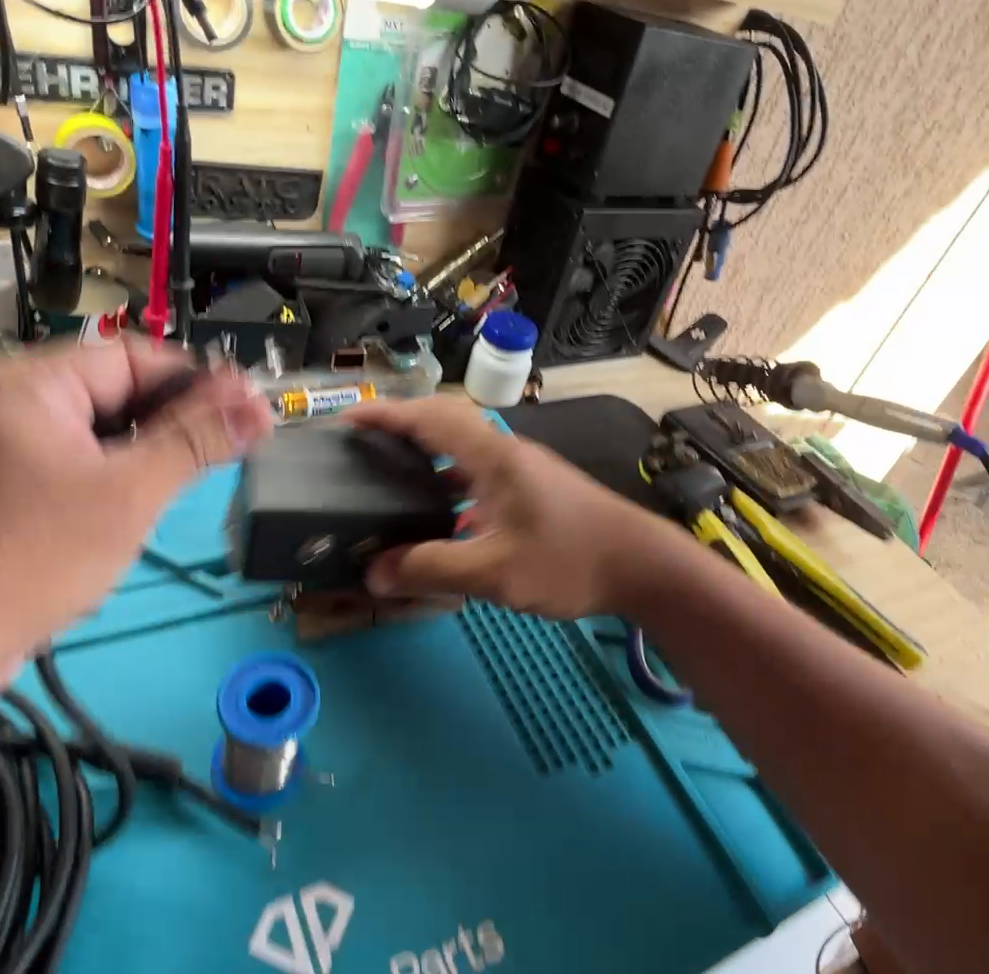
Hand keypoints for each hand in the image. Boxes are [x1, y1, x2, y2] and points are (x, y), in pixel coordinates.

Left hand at [0, 337, 274, 702]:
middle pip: (109, 395)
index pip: (133, 357)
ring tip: (173, 494)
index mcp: (27, 382)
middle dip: (168, 426)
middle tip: (222, 457)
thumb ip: (196, 442)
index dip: (197, 382)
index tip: (249, 412)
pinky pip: (57, 472)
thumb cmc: (24, 559)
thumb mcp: (128, 495)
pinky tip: (121, 522)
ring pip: (87, 439)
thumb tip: (255, 403)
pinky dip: (98, 487)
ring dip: (136, 462)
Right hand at [350, 397, 675, 619]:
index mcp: (493, 457)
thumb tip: (374, 573)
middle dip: (401, 426)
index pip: (430, 418)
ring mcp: (522, 470)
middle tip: (362, 445)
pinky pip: (477, 473)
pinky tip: (438, 515)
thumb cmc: (570, 560)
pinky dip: (448, 481)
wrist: (641, 565)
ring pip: (463, 449)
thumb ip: (431, 569)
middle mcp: (505, 452)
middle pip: (445, 422)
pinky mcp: (532, 490)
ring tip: (388, 475)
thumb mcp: (494, 572)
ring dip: (426, 453)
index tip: (347, 420)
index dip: (386, 415)